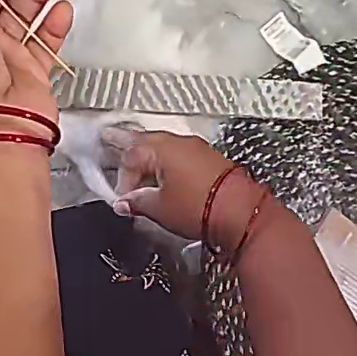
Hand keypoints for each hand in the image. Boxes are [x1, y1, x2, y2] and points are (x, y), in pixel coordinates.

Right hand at [104, 127, 265, 246]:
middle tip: (116, 151)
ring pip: (165, 149)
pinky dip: (171, 165)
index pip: (129, 156)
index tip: (125, 199)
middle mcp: (178, 142)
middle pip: (146, 143)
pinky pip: (182, 156)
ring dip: (152, 159)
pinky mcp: (210, 160)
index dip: (123, 179)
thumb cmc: (200, 207)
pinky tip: (169, 180)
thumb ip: (137, 202)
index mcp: (160, 148)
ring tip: (144, 174)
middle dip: (131, 153)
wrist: (240, 213)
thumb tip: (126, 203)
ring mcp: (197, 148)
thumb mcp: (160, 208)